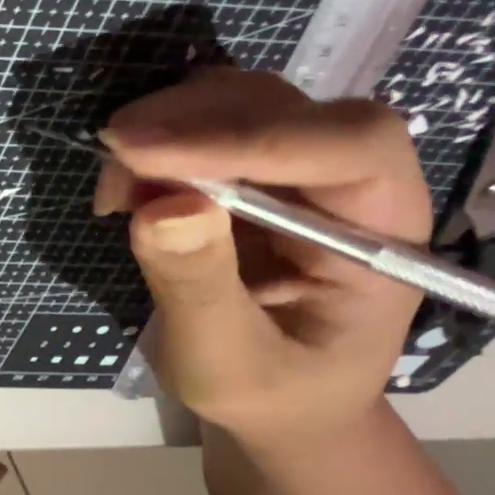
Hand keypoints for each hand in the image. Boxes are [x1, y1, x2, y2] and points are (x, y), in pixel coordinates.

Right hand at [94, 67, 430, 446]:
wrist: (273, 397)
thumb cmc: (266, 393)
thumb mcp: (225, 363)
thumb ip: (198, 288)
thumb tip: (162, 203)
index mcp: (382, 238)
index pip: (345, 147)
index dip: (246, 137)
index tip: (139, 153)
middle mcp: (351, 185)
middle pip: (282, 106)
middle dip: (187, 123)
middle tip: (112, 163)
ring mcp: (297, 166)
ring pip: (236, 97)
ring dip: (162, 122)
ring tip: (116, 186)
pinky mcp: (247, 161)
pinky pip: (200, 113)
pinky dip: (152, 131)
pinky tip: (125, 178)